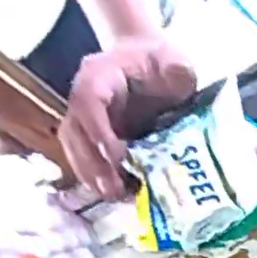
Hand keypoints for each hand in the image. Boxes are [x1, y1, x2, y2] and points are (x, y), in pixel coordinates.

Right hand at [58, 37, 196, 199]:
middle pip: (75, 127)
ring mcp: (89, 115)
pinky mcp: (98, 132)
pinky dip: (97, 173)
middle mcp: (87, 95)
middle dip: (91, 161)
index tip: (116, 155)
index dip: (98, 128)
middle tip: (111, 189)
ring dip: (90, 172)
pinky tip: (115, 193)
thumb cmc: (163, 63)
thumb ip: (177, 69)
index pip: (89, 98)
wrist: (151, 62)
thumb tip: (181, 76)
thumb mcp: (175, 62)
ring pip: (75, 143)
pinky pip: (87, 154)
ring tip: (111, 196)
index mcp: (102, 74)